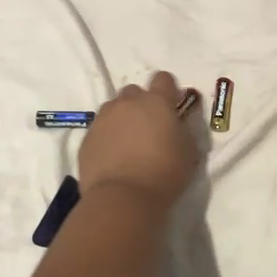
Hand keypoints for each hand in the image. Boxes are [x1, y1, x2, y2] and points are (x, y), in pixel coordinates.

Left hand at [77, 71, 199, 208]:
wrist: (123, 197)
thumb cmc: (165, 173)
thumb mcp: (188, 151)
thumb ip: (182, 130)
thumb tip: (175, 125)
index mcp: (156, 102)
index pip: (163, 78)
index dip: (168, 90)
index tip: (171, 106)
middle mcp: (127, 103)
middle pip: (134, 91)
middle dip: (141, 104)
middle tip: (148, 128)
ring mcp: (103, 119)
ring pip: (113, 109)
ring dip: (122, 119)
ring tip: (128, 144)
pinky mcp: (87, 138)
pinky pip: (99, 129)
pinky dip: (107, 138)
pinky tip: (114, 158)